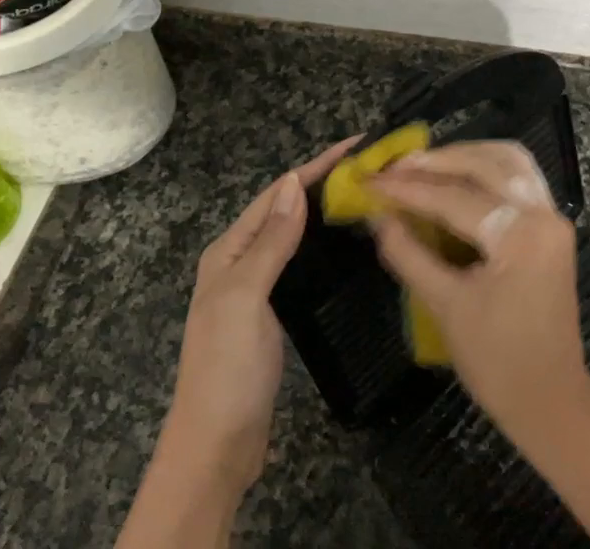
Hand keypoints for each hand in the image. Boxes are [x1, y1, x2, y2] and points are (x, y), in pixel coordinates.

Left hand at [161, 138, 357, 492]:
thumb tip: (292, 182)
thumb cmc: (227, 367)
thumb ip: (269, 242)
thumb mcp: (244, 297)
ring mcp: (255, 290)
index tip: (358, 145)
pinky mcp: (272, 315)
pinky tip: (343, 250)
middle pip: (284, 210)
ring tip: (365, 197)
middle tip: (372, 169)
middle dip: (322, 183)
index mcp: (228, 251)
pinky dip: (321, 248)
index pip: (276, 194)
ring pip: (292, 236)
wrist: (217, 444)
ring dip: (322, 212)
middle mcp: (239, 262)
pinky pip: (298, 265)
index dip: (315, 166)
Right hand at [370, 141, 589, 434]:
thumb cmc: (497, 361)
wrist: (550, 399)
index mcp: (520, 235)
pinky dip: (486, 169)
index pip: (454, 197)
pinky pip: (520, 179)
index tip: (369, 179)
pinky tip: (455, 177)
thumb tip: (377, 218)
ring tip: (422, 164)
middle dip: (436, 161)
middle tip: (393, 165)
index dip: (407, 188)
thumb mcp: (446, 306)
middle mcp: (543, 215)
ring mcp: (553, 219)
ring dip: (465, 156)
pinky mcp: (551, 229)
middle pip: (487, 164)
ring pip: (510, 161)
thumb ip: (409, 254)